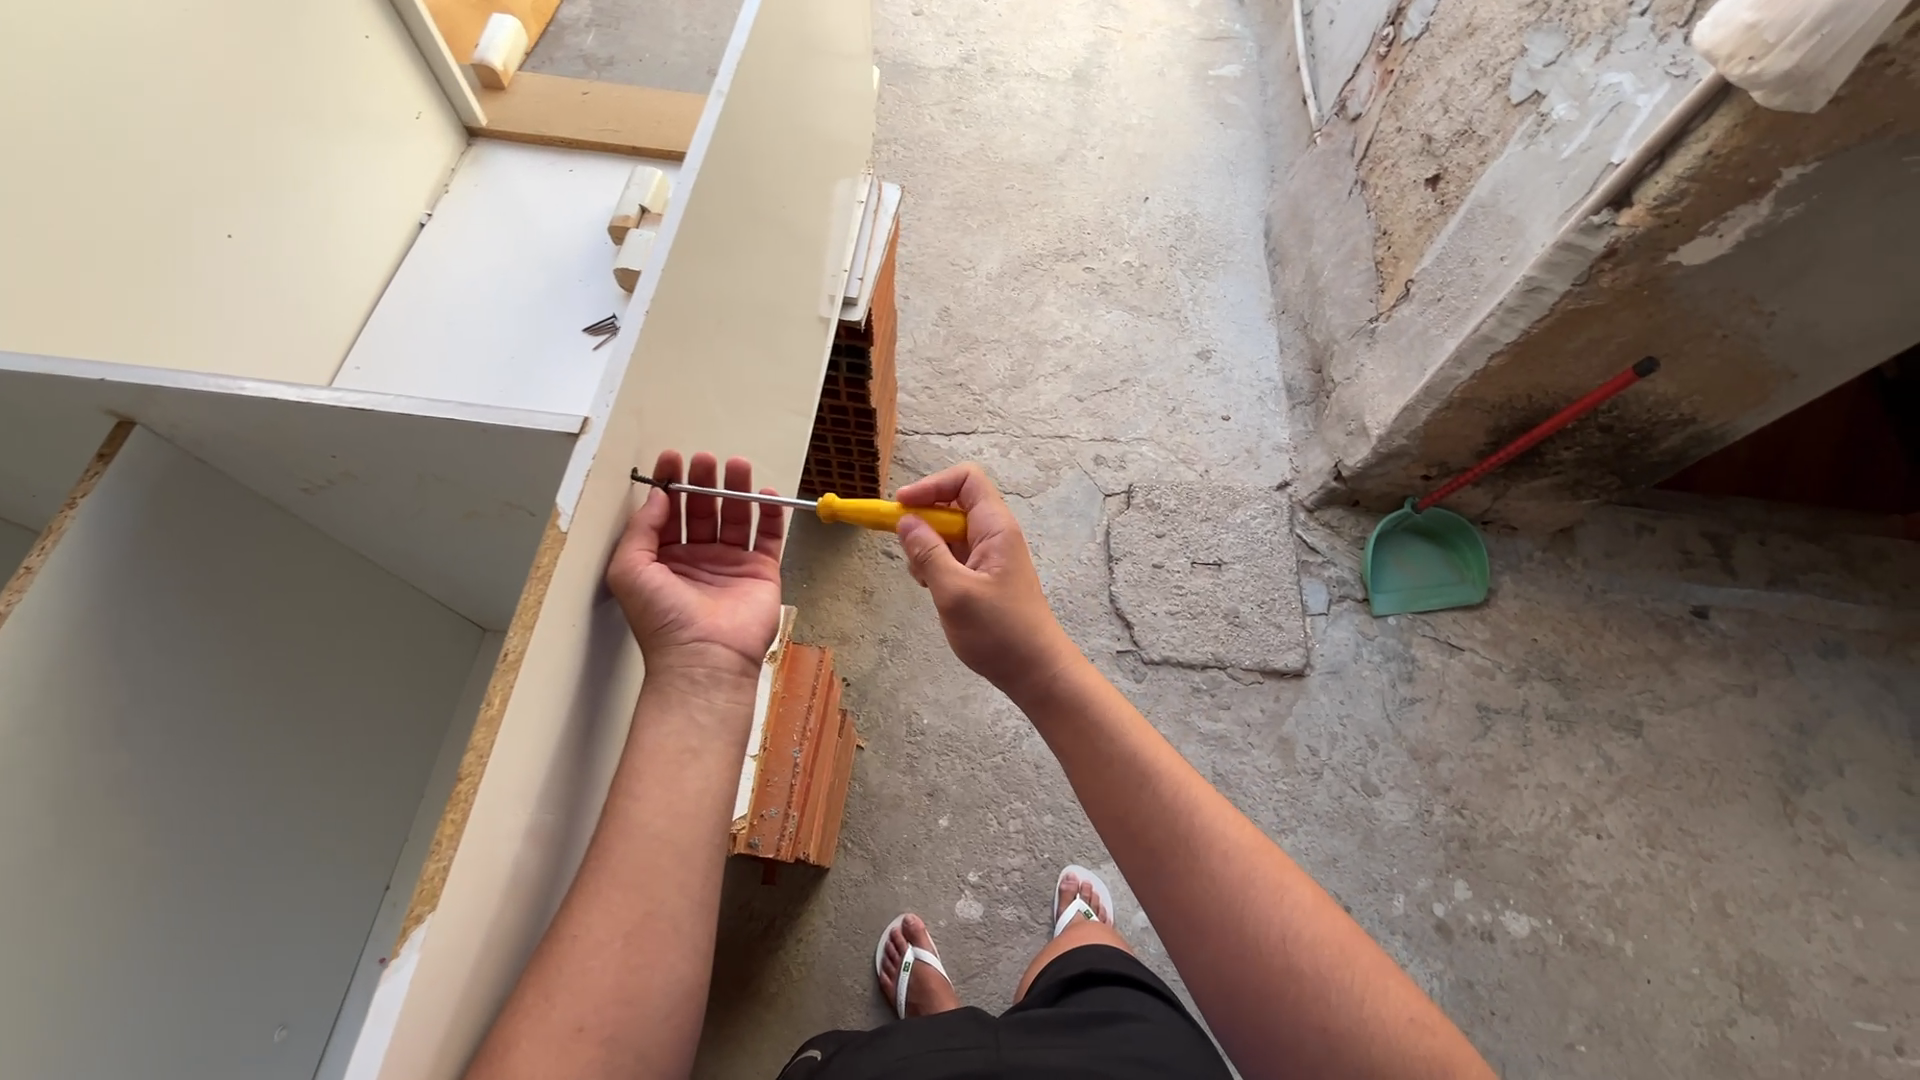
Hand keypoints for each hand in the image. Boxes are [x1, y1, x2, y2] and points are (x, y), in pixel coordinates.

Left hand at [606, 451, 784, 688]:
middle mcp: (698, 558)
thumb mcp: (629, 570)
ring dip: (737, 490)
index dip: (670, 484)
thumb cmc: (662, 621)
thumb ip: (640, 529)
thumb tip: (656, 496)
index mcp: (664, 559)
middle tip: (705, 460)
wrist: (704, 658)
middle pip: (703, 509)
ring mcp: (731, 564)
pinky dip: (770, 515)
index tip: (672, 460)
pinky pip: (769, 537)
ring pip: (737, 517)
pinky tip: (766, 495)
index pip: (668, 512)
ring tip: (737, 465)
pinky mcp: (761, 572)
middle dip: (703, 482)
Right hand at [894, 462, 1078, 697]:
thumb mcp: (954, 592)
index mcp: (995, 527)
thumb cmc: (1000, 632)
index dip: (931, 485)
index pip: (965, 480)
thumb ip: (927, 553)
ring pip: (948, 533)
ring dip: (927, 548)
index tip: (902, 507)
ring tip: (925, 580)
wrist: (1034, 670)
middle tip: (911, 553)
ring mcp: (989, 556)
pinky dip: (936, 566)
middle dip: (924, 523)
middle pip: (952, 505)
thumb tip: (905, 521)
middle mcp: (994, 535)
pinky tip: (933, 590)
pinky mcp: (983, 576)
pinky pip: (953, 556)